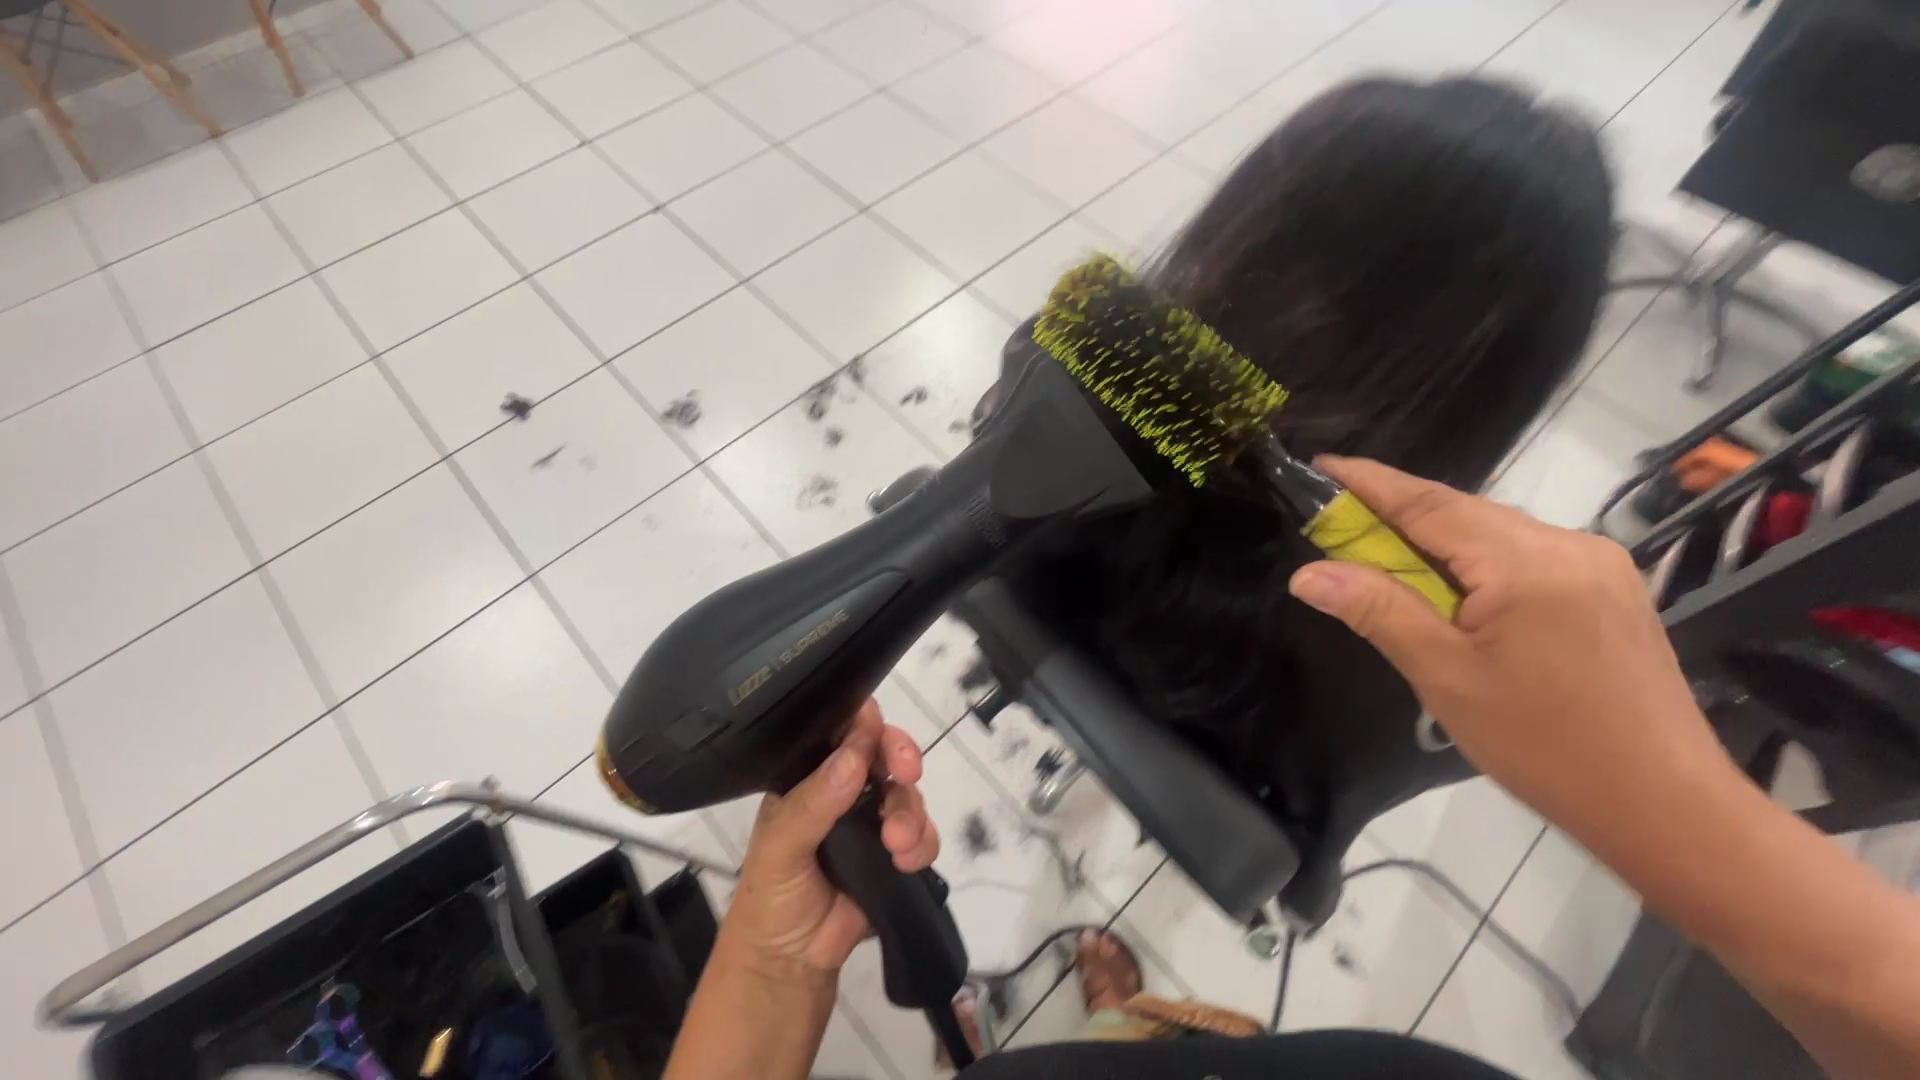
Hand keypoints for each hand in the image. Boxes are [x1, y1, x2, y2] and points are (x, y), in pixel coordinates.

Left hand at [719, 699, 938, 982]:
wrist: (791, 962)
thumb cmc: (771, 895)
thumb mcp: (781, 845)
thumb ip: (814, 801)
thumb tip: (854, 756)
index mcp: (809, 775)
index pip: (840, 730)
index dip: (863, 723)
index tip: (877, 733)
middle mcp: (844, 788)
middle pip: (883, 750)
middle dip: (901, 755)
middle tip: (907, 772)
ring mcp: (871, 818)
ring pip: (906, 791)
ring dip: (910, 811)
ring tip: (897, 844)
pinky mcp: (895, 851)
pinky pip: (923, 832)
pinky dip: (923, 842)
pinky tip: (906, 862)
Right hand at [1284, 456, 1733, 833]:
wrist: (1665, 804)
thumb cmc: (1542, 744)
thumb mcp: (1443, 676)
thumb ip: (1378, 611)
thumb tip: (1308, 574)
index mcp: (1525, 562)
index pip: (1428, 504)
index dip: (1368, 483)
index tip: (1320, 467)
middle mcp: (1568, 544)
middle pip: (1463, 512)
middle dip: (1396, 514)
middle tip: (1336, 524)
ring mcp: (1597, 564)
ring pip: (1494, 533)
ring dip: (1435, 541)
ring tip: (1386, 563)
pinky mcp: (1610, 588)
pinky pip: (1525, 554)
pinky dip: (1475, 560)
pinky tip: (1453, 591)